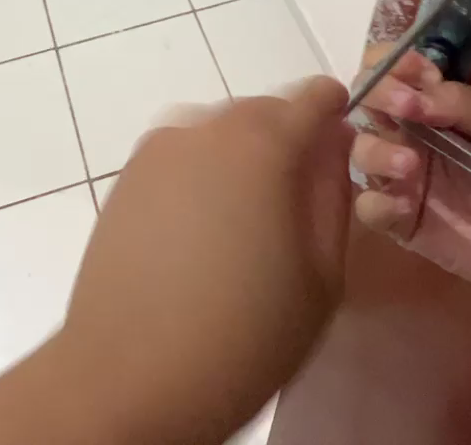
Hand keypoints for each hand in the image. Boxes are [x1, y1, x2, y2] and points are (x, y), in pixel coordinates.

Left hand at [53, 76, 354, 443]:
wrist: (129, 374)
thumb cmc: (244, 334)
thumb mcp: (320, 275)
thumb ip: (334, 195)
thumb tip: (335, 147)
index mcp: (264, 144)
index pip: (313, 97)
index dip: (334, 110)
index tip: (342, 136)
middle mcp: (209, 127)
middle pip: (264, 110)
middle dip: (288, 137)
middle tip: (296, 198)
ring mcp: (161, 147)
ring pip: (219, 130)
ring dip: (242, 153)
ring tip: (244, 219)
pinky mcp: (128, 173)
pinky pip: (182, 153)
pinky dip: (202, 170)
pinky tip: (199, 227)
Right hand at [349, 45, 470, 299]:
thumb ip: (467, 105)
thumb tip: (419, 92)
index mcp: (434, 106)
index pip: (395, 70)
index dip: (395, 63)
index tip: (420, 72)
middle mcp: (408, 134)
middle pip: (366, 101)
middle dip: (378, 94)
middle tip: (405, 107)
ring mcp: (400, 177)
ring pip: (359, 150)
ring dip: (375, 149)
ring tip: (409, 164)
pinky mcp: (399, 221)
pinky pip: (367, 207)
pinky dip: (378, 202)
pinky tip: (407, 206)